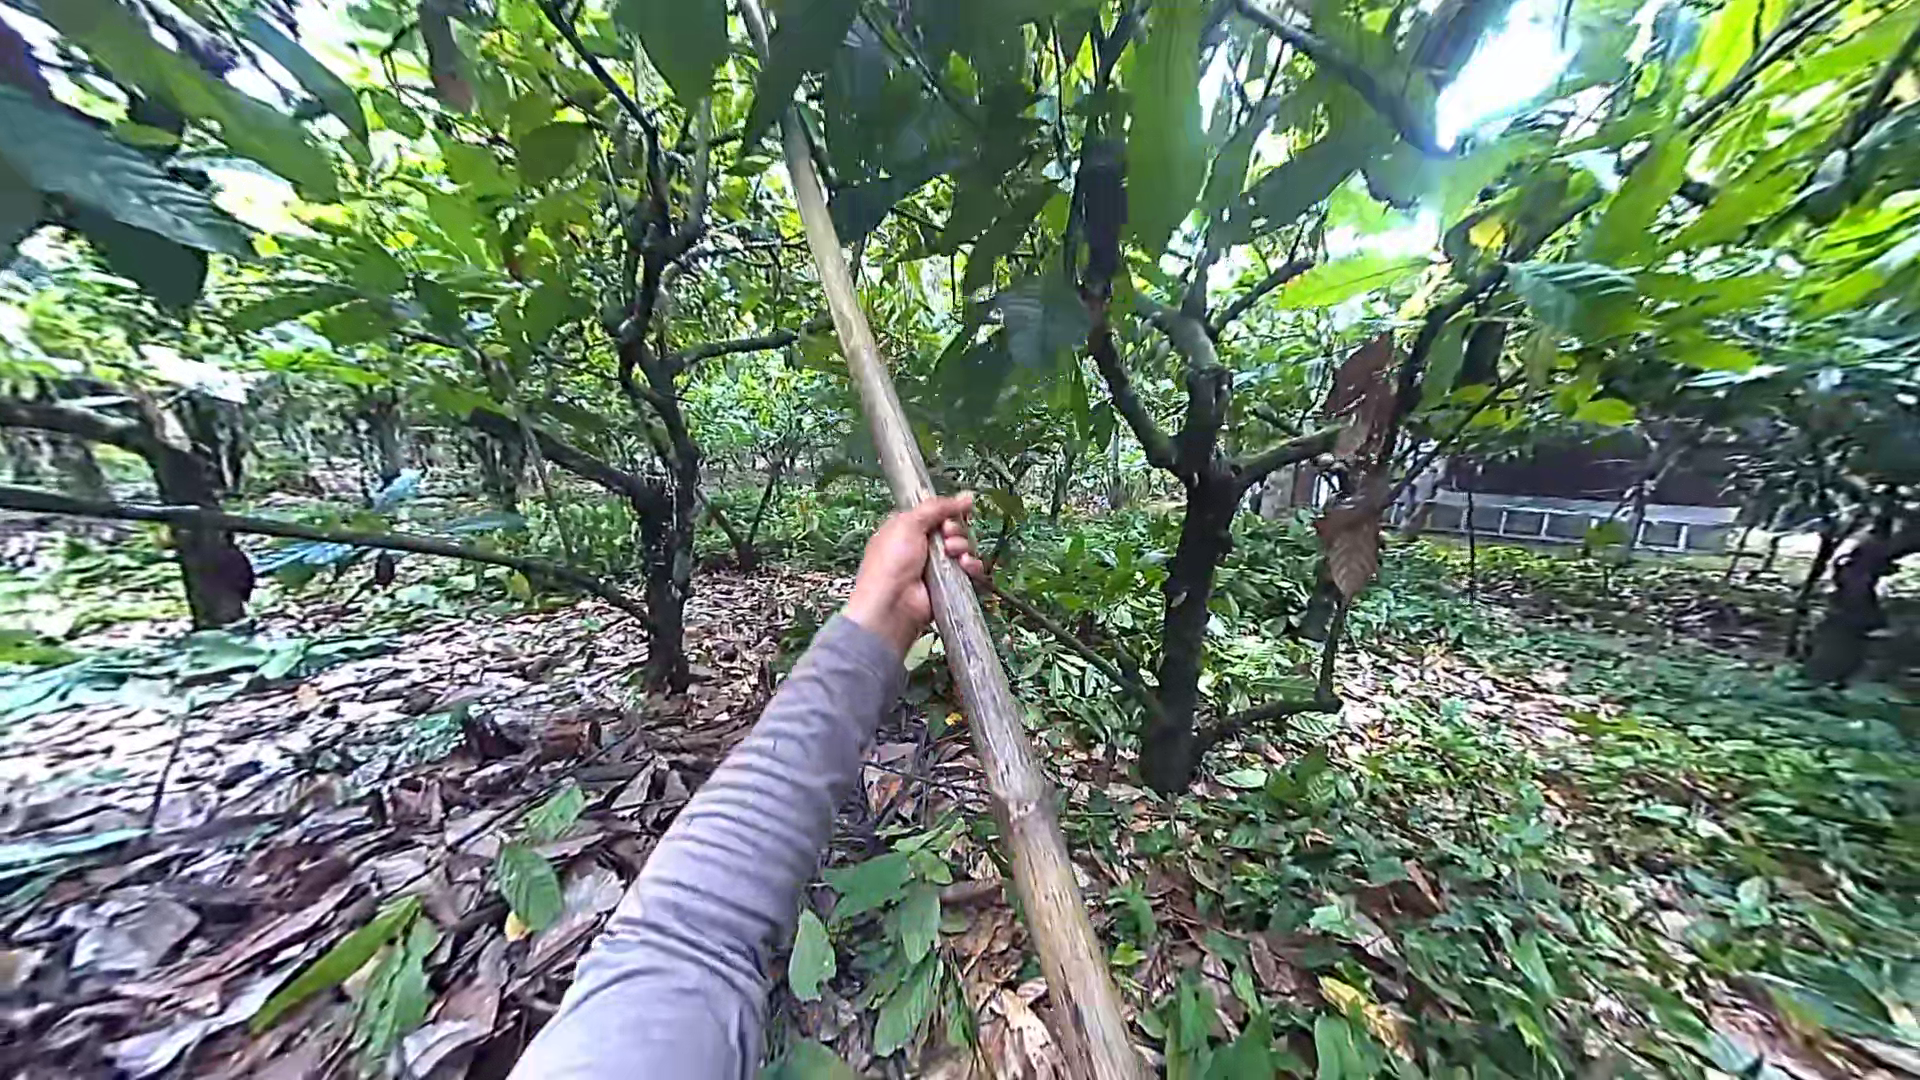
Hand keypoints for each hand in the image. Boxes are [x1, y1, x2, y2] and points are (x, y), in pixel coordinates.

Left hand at [844, 493, 985, 658]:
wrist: (891, 604)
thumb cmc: (891, 562)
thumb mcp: (908, 523)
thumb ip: (937, 507)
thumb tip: (966, 496)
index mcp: (907, 529)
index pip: (936, 514)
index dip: (947, 512)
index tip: (951, 514)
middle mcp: (922, 547)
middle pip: (953, 529)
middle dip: (955, 530)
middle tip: (947, 536)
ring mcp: (936, 567)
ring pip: (964, 549)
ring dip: (963, 547)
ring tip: (953, 553)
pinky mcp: (949, 585)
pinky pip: (969, 571)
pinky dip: (971, 566)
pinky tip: (965, 566)